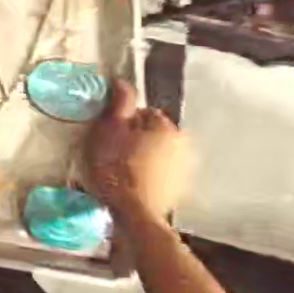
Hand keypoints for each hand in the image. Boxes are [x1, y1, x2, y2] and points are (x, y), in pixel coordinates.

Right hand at [88, 81, 188, 221]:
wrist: (134, 211)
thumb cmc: (116, 166)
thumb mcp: (109, 130)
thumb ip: (119, 104)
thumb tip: (124, 81)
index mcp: (167, 127)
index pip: (143, 112)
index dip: (122, 120)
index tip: (107, 133)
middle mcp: (184, 143)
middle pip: (153, 131)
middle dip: (136, 136)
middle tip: (112, 149)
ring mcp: (185, 167)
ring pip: (158, 150)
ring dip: (143, 153)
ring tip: (122, 166)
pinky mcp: (181, 186)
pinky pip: (162, 169)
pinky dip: (150, 171)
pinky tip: (134, 180)